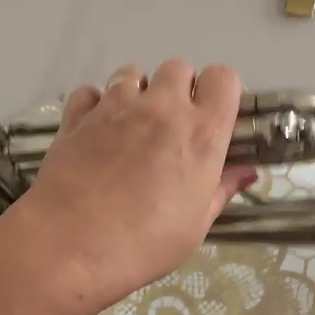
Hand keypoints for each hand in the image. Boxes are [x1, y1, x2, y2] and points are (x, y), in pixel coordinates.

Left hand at [1, 61, 256, 308]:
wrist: (69, 245)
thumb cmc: (142, 245)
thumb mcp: (193, 226)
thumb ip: (219, 191)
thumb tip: (246, 173)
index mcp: (200, 133)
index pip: (222, 79)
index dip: (218, 93)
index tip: (209, 116)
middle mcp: (160, 109)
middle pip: (177, 69)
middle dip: (177, 89)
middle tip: (168, 126)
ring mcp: (114, 109)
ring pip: (131, 74)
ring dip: (136, 92)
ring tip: (130, 126)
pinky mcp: (75, 117)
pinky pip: (89, 92)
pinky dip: (94, 103)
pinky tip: (94, 129)